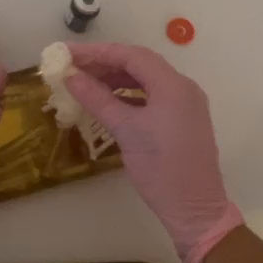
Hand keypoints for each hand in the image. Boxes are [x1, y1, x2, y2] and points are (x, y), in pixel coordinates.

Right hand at [64, 42, 243, 262]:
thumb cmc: (161, 169)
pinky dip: (128, 94)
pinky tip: (107, 100)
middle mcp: (182, 88)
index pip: (131, 56)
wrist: (195, 210)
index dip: (97, 52)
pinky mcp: (181, 119)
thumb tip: (71, 77)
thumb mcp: (126, 131)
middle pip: (139, 64)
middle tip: (72, 68)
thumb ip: (97, 99)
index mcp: (173, 86)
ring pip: (145, 79)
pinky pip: (151, 95)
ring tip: (84, 82)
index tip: (68, 54)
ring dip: (115, 78)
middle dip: (104, 63)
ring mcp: (184, 104)